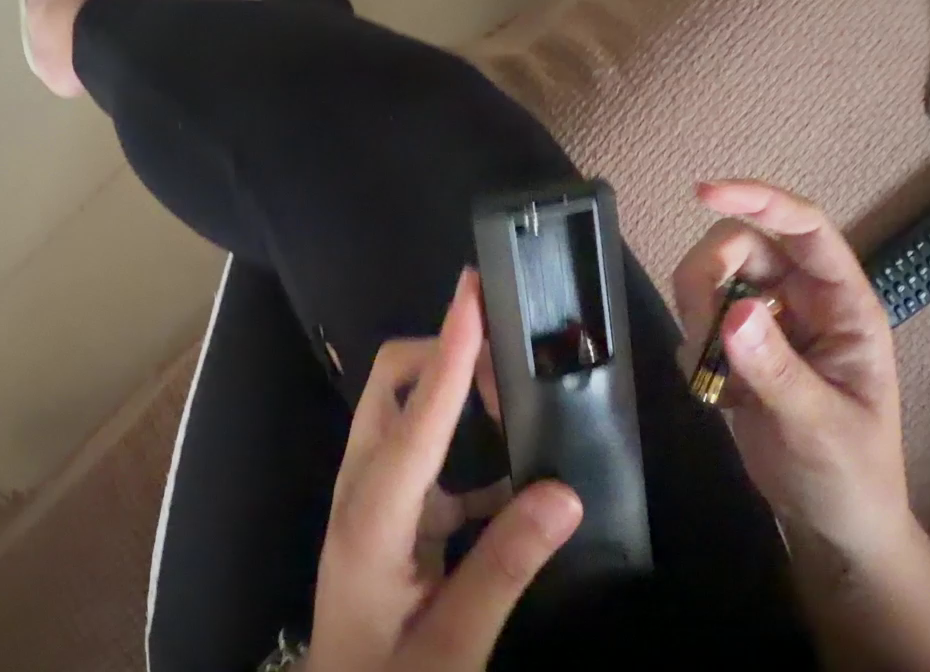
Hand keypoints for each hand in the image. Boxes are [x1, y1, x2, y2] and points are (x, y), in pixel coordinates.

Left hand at [305, 270, 583, 671]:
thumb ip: (505, 569)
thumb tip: (565, 492)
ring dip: (458, 394)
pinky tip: (518, 481)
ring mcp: (373, 500)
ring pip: (408, 414)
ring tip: (518, 392)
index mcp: (372, 517)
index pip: (417, 415)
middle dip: (445, 352)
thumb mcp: (452, 647)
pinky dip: (471, 453)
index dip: (450, 350)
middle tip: (507, 349)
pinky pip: (431, 460)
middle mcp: (364, 491)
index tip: (472, 293)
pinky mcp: (391, 518)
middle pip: (392, 385)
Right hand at [673, 180, 908, 553]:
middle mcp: (801, 299)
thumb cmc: (849, 473)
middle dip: (710, 277)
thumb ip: (776, 369)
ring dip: (695, 315)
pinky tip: (717, 394)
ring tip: (713, 373)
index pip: (804, 228)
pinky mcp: (733, 344)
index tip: (703, 191)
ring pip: (709, 277)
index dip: (758, 200)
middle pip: (739, 246)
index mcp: (842, 303)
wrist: (830, 521)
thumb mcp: (820, 426)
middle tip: (705, 335)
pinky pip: (693, 317)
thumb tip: (733, 311)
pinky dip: (690, 347)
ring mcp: (765, 320)